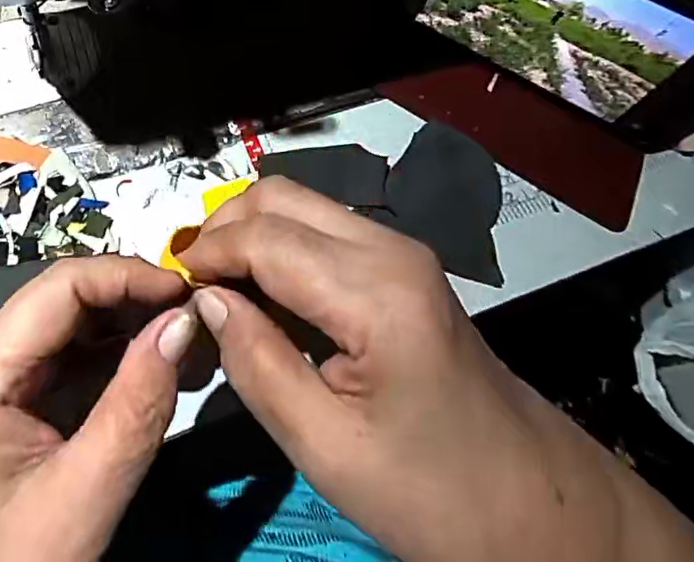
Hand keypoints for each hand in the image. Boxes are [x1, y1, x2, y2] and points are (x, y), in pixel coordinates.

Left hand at [0, 257, 194, 561]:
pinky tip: (165, 367)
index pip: (64, 285)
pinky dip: (126, 355)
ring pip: (81, 322)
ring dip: (137, 324)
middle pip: (71, 297)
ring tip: (192, 341)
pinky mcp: (22, 402)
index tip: (189, 293)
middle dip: (139, 298)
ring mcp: (2, 380)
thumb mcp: (81, 497)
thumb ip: (137, 404)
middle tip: (199, 316)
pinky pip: (80, 356)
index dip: (131, 276)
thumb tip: (186, 320)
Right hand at [178, 177, 693, 561]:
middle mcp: (391, 248)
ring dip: (254, 234)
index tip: (167, 286)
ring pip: (306, 207)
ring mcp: (402, 251)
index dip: (209, 253)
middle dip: (227, 227)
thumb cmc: (428, 488)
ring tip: (217, 287)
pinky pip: (328, 233)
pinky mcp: (404, 265)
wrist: (526, 495)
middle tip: (189, 282)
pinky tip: (264, 291)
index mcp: (375, 291)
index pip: (268, 237)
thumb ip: (256, 362)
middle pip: (286, 197)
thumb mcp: (326, 445)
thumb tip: (205, 299)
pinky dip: (285, 247)